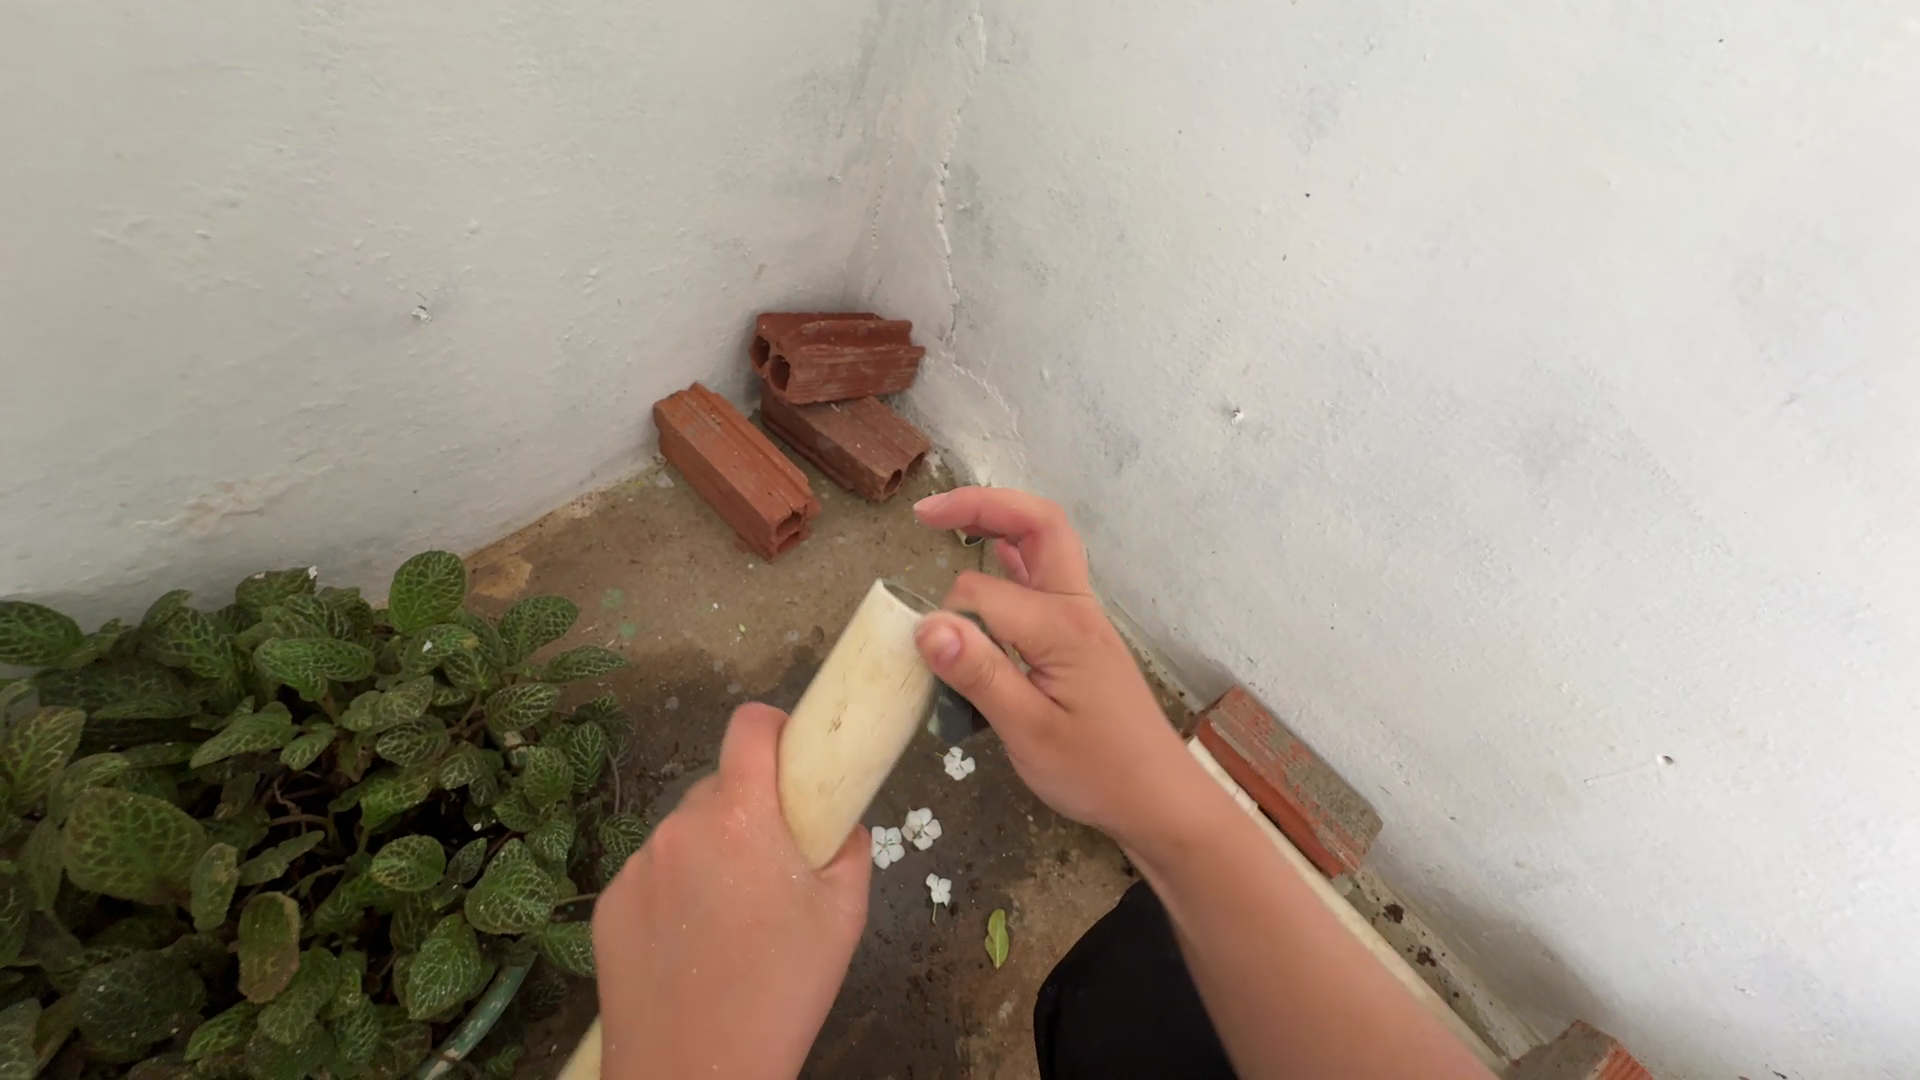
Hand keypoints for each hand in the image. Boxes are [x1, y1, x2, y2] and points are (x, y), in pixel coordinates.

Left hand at [590, 704, 869, 1079]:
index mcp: (739, 815)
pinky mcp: (608, 904)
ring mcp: (637, 866)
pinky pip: (654, 870)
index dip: (774, 727)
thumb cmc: (784, 988)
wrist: (699, 1078)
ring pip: (686, 828)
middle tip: (771, 861)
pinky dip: (676, 886)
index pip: (749, 725)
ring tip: (731, 912)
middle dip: (748, 804)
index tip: (791, 760)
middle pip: (720, 783)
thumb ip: (849, 844)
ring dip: (711, 846)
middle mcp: (680, 826)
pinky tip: (691, 941)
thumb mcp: (846, 911)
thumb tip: (835, 821)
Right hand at [911, 487, 1193, 844]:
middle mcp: (1074, 607)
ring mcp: (1080, 617)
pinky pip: (1044, 575)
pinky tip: (992, 557)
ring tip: (948, 521)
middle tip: (927, 512)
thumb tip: (927, 625)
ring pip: (1044, 542)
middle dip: (982, 504)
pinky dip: (1013, 554)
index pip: (984, 597)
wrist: (1158, 797)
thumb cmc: (1096, 771)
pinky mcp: (1078, 633)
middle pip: (1038, 524)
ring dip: (999, 520)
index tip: (926, 655)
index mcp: (1062, 628)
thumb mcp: (1029, 732)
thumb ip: (980, 674)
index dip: (946, 619)